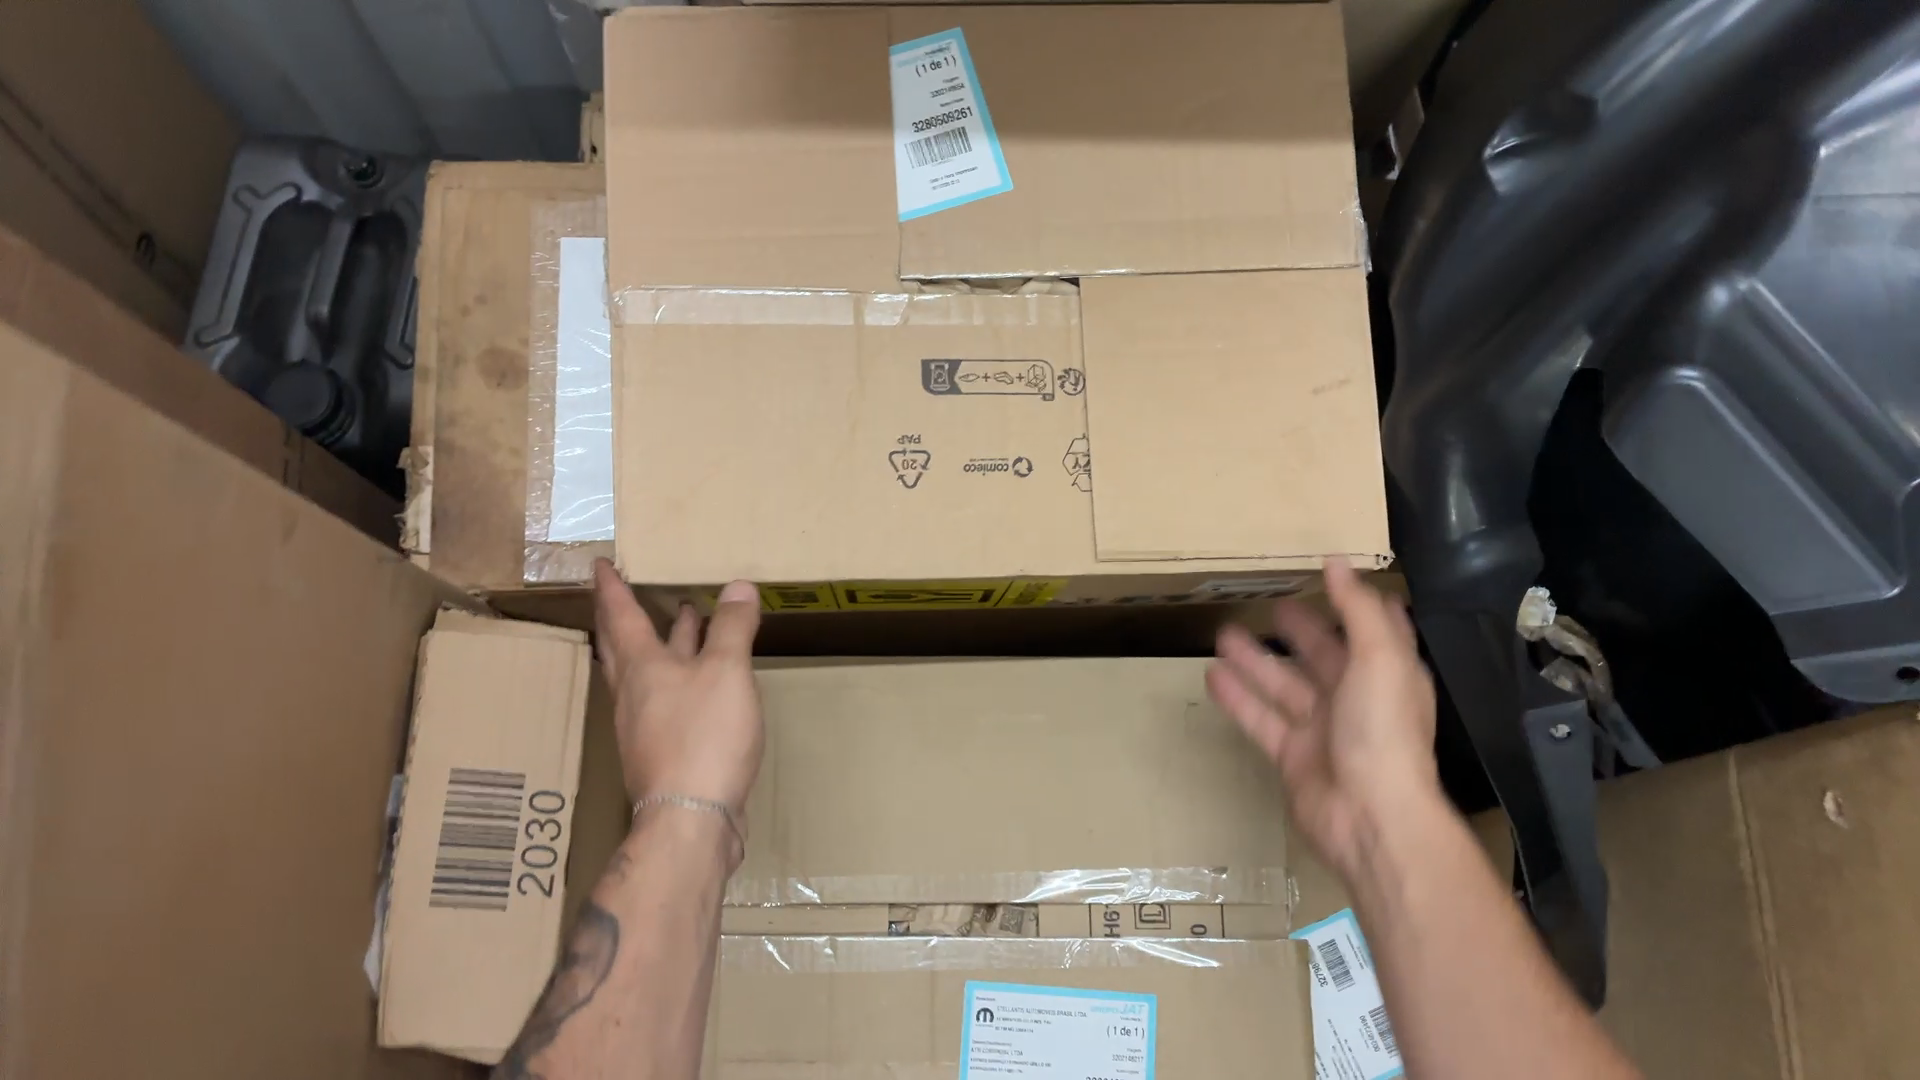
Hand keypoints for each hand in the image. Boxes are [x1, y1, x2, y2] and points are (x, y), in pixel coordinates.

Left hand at [591, 560, 763, 816]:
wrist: (690, 818)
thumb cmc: (704, 736)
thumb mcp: (727, 671)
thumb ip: (732, 628)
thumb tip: (738, 586)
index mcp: (642, 667)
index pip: (621, 616)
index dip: (612, 588)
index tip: (600, 565)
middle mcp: (634, 693)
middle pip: (622, 646)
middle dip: (626, 617)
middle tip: (629, 594)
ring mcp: (643, 727)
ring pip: (643, 675)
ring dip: (660, 647)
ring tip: (682, 627)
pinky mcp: (661, 753)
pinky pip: (662, 701)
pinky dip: (677, 679)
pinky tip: (698, 687)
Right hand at [1206, 557, 1441, 882]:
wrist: (1369, 816)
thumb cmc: (1382, 731)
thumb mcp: (1379, 658)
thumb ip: (1357, 610)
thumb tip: (1337, 561)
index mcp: (1388, 675)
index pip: (1374, 631)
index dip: (1357, 604)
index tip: (1333, 577)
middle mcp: (1357, 699)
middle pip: (1323, 656)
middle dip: (1300, 630)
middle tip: (1270, 602)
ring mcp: (1322, 730)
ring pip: (1284, 685)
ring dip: (1256, 660)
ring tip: (1223, 634)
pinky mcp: (1291, 755)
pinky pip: (1260, 719)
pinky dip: (1238, 697)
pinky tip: (1212, 675)